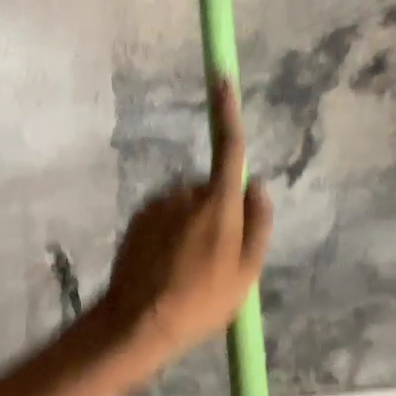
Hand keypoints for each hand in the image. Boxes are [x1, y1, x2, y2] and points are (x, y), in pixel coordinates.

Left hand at [98, 80, 271, 363]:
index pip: (228, 146)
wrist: (140, 319)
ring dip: (190, 227)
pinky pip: (163, 217)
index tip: (222, 76)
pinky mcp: (138, 217)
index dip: (227, 109)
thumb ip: (257, 224)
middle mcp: (185, 193)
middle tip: (213, 259)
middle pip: (209, 190)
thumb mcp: (246, 273)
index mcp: (218, 204)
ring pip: (185, 206)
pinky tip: (167, 266)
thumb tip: (257, 184)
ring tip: (188, 271)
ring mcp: (157, 203)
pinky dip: (170, 234)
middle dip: (215, 212)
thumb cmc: (202, 301)